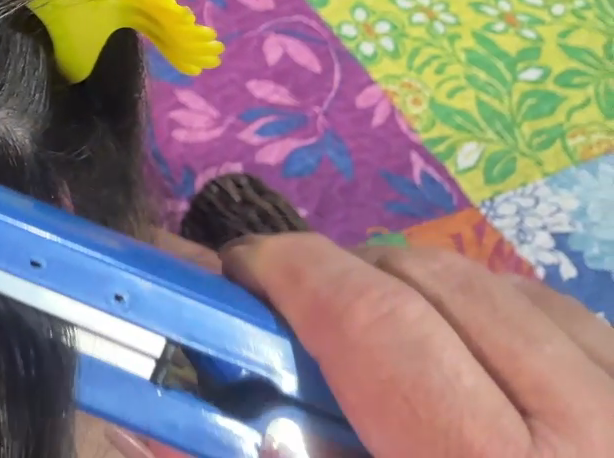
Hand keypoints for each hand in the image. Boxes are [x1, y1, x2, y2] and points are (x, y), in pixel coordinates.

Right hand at [224, 233, 613, 456]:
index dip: (283, 268)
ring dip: (422, 296)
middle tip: (300, 314)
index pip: (370, 317)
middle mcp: (598, 444)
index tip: (237, 272)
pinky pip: (576, 325)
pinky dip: (505, 321)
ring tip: (394, 349)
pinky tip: (485, 373)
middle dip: (341, 274)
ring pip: (506, 291)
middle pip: (431, 283)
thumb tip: (140, 408)